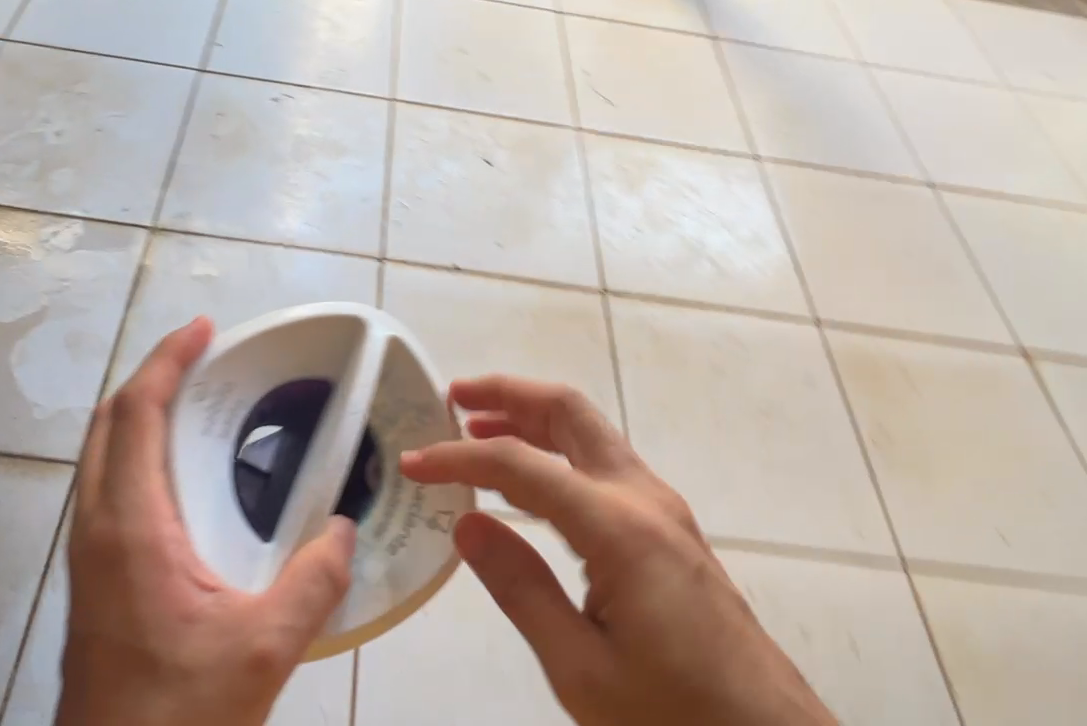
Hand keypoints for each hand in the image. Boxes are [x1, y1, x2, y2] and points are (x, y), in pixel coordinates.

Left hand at [56, 318, 357, 725]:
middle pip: (110, 422)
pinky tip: (184, 475)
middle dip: (153, 376)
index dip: (167, 361)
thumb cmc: (179, 715)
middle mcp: (96, 528)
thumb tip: (344, 529)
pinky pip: (109, 486)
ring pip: (103, 454)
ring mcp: (87, 554)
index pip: (136, 414)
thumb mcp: (262, 650)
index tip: (204, 329)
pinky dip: (139, 453)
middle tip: (205, 358)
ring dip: (142, 413)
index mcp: (130, 528)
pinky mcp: (92, 578)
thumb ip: (312, 583)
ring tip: (198, 402)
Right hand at [400, 376, 836, 725]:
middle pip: (568, 411)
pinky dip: (554, 449)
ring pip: (588, 431)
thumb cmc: (674, 715)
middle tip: (452, 399)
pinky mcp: (667, 528)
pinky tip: (526, 479)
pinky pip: (601, 463)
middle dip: (507, 393)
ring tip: (476, 425)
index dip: (459, 458)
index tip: (413, 463)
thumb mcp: (582, 669)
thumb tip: (465, 523)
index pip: (521, 466)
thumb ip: (520, 588)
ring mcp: (661, 508)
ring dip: (531, 417)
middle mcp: (642, 497)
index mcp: (619, 527)